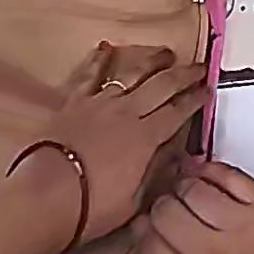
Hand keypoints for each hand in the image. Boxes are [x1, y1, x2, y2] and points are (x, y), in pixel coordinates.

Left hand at [26, 42, 206, 244]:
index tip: (207, 90)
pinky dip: (100, 59)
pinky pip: (90, 75)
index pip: (178, 111)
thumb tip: (178, 154)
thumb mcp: (136, 199)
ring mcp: (101, 103)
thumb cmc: (93, 206)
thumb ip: (157, 171)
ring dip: (152, 60)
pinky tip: (106, 47)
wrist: (47, 196)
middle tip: (199, 67)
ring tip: (166, 53)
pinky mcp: (76, 102)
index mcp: (147, 136)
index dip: (195, 99)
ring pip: (132, 73)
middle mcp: (128, 112)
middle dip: (184, 74)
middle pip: (162, 85)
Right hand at [133, 161, 253, 253]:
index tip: (141, 224)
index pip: (152, 247)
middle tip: (164, 210)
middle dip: (160, 208)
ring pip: (194, 189)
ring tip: (182, 193)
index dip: (141, 230)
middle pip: (168, 213)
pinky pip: (229, 175)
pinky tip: (202, 176)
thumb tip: (146, 232)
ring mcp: (249, 230)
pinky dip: (210, 171)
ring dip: (182, 188)